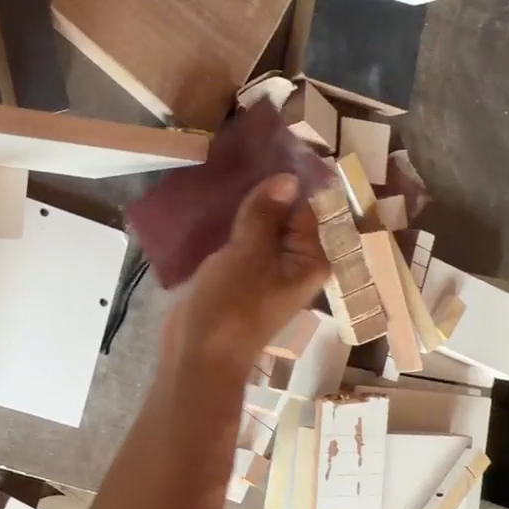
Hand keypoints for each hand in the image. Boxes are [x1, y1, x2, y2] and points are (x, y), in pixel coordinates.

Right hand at [160, 174, 330, 376]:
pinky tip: (205, 216)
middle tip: (236, 162)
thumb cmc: (230, 306)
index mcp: (310, 259)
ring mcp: (262, 274)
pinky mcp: (234, 282)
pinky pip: (236, 248)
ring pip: (256, 233)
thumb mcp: (247, 255)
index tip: (265, 153)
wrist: (198, 355)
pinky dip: (224, 233)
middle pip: (282, 220)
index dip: (287, 183)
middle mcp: (293, 265)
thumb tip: (285, 178)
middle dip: (261, 196)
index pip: (307, 209)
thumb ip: (264, 216)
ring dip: (240, 214)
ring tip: (218, 183)